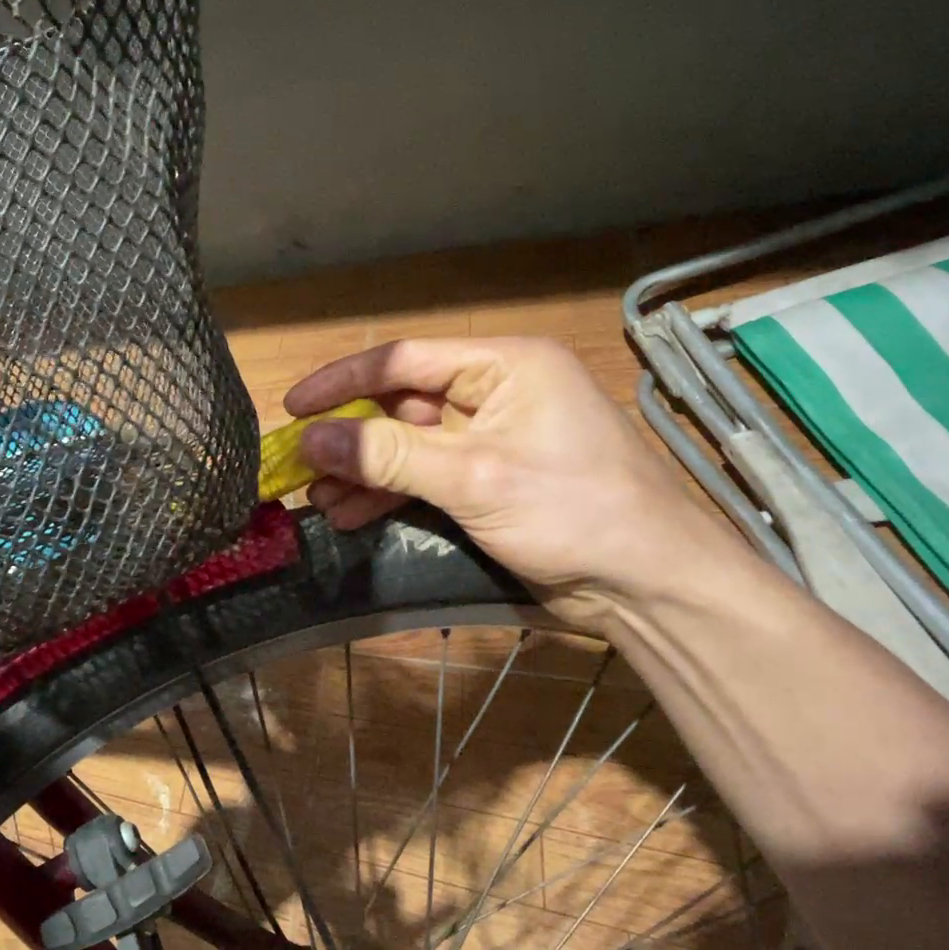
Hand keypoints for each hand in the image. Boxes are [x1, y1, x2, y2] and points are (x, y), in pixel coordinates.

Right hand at [286, 337, 750, 628]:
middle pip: (401, 404)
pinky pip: (424, 477)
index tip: (293, 406)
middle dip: (350, 438)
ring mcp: (492, 440)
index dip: (342, 381)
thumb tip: (309, 438)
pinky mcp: (489, 481)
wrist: (654, 590)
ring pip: (407, 445)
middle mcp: (496, 393)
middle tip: (300, 465)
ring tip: (318, 501)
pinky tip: (350, 516)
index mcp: (506, 366)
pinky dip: (388, 495)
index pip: (405, 360)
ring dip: (363, 473)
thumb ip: (387, 455)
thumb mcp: (473, 477)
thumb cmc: (575, 512)